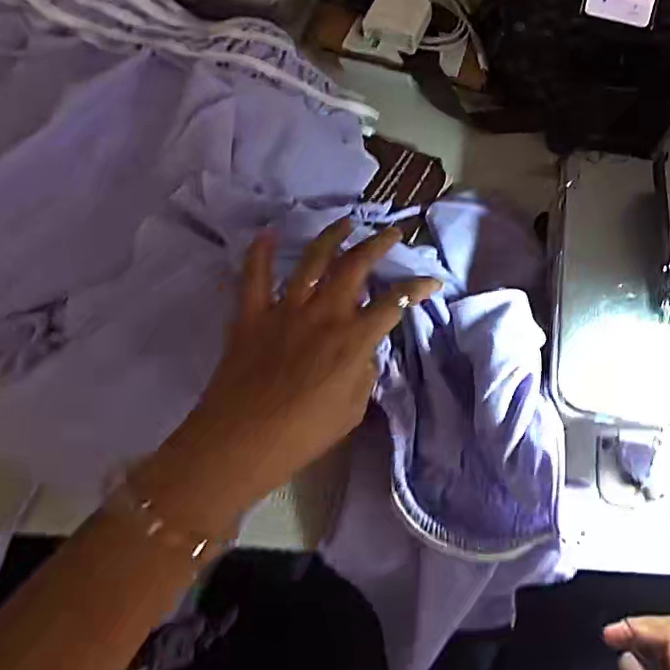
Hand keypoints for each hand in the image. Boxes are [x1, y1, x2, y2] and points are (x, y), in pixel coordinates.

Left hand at [133, 221, 440, 532]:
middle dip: (379, 244)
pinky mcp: (251, 317)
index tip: (433, 282)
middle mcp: (324, 314)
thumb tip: (363, 351)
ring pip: (312, 261)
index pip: (396, 302)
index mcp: (354, 338)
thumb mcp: (353, 408)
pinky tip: (268, 233)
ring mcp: (285, 311)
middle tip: (392, 232)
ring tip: (346, 223)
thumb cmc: (303, 434)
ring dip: (332, 237)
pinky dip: (260, 253)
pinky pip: (254, 277)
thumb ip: (364, 371)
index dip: (418, 288)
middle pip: (356, 266)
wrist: (236, 446)